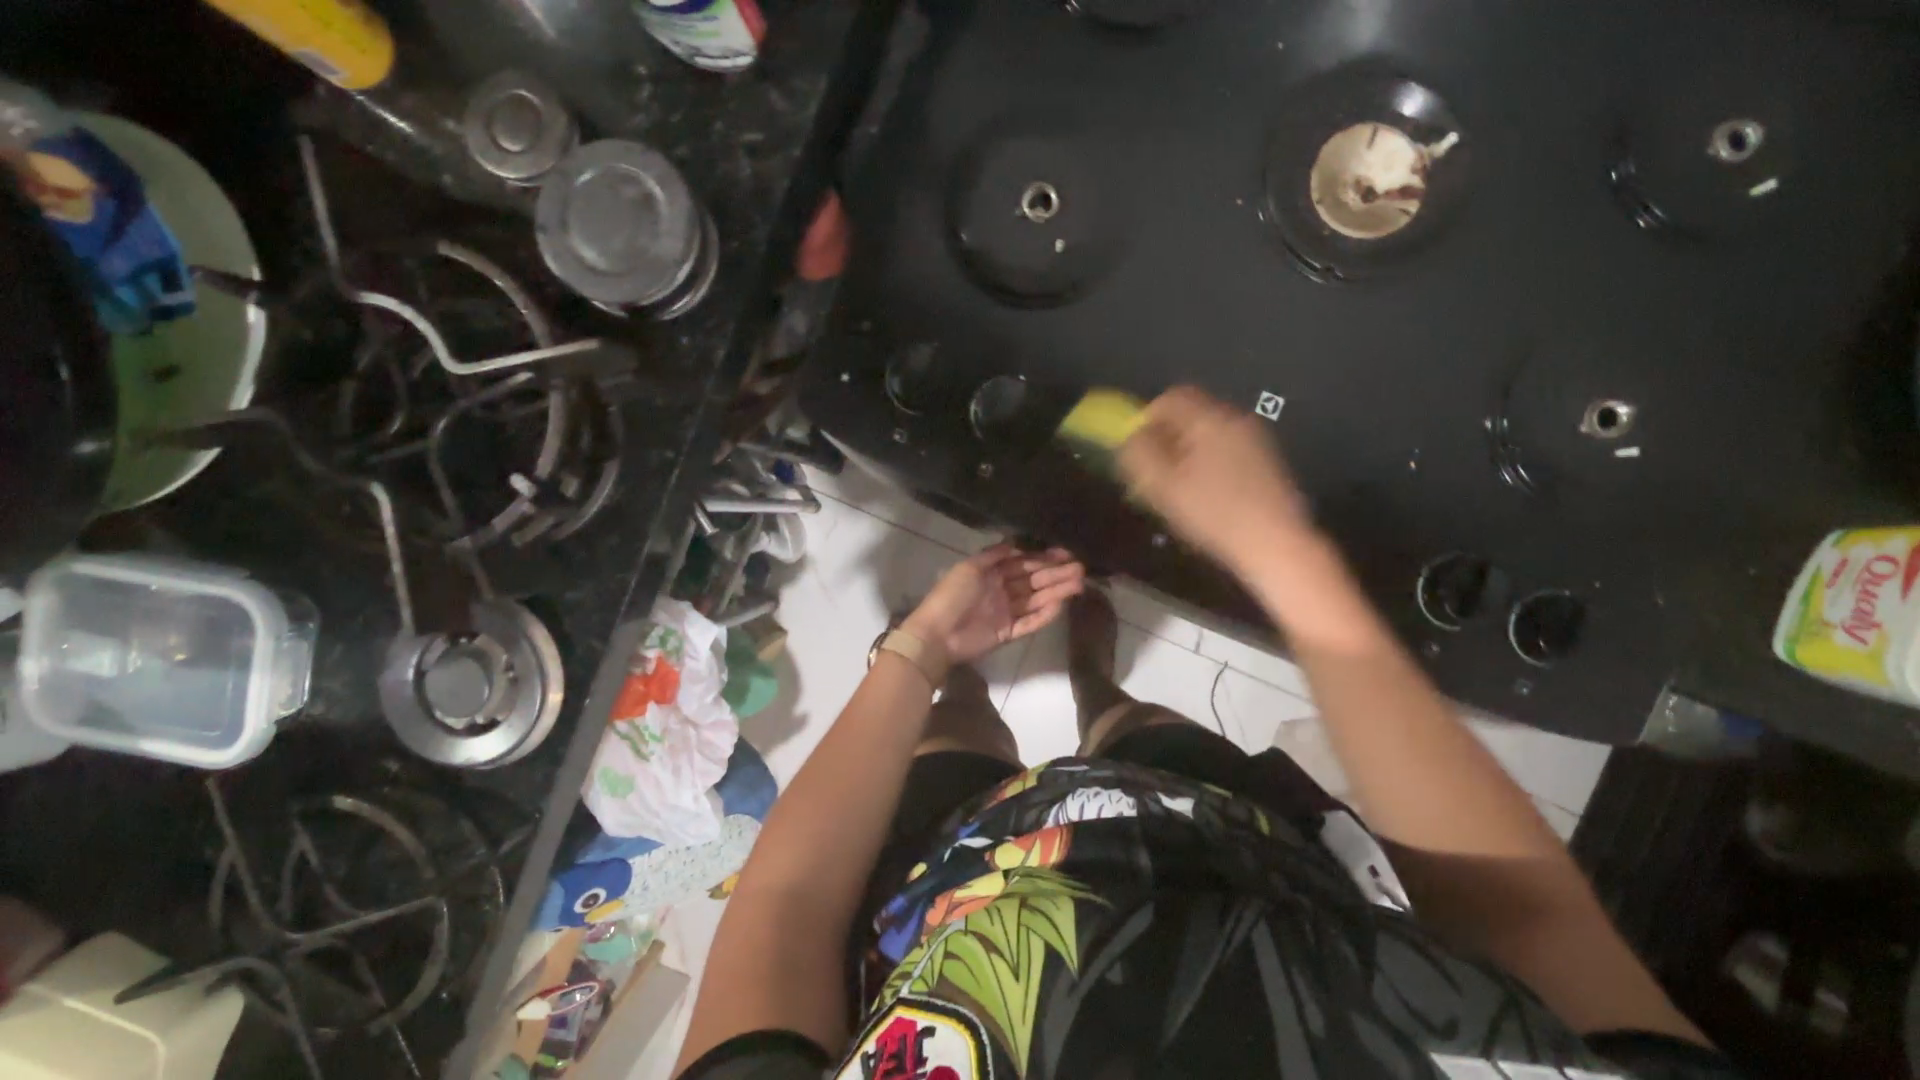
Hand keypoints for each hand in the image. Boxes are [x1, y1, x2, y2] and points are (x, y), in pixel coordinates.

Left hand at [902, 544, 1085, 664]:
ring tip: (1079, 585)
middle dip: (1056, 574)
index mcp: (990, 573)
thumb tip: (1017, 542)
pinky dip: (1044, 615)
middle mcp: (1000, 591)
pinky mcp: (1007, 633)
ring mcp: (1005, 612)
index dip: (1043, 559)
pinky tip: (1061, 606)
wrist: (936, 634)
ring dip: (1056, 592)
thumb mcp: (970, 567)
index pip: (1022, 563)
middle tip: (1080, 569)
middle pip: (1032, 581)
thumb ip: (994, 555)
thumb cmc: (951, 596)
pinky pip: (1030, 623)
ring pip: (1035, 600)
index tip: (1066, 553)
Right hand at [1118, 386, 1317, 571]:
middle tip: (1155, 471)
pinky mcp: (1269, 461)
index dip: (1147, 418)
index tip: (1137, 448)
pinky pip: (1229, 449)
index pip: (1171, 398)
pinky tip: (1209, 496)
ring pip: (1211, 434)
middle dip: (1168, 437)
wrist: (1276, 544)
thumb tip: (1129, 435)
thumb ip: (1138, 453)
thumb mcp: (1163, 486)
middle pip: (1193, 414)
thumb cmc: (1214, 514)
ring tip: (1179, 488)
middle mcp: (1237, 419)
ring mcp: (1257, 439)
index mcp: (1210, 418)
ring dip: (1189, 452)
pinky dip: (1211, 463)